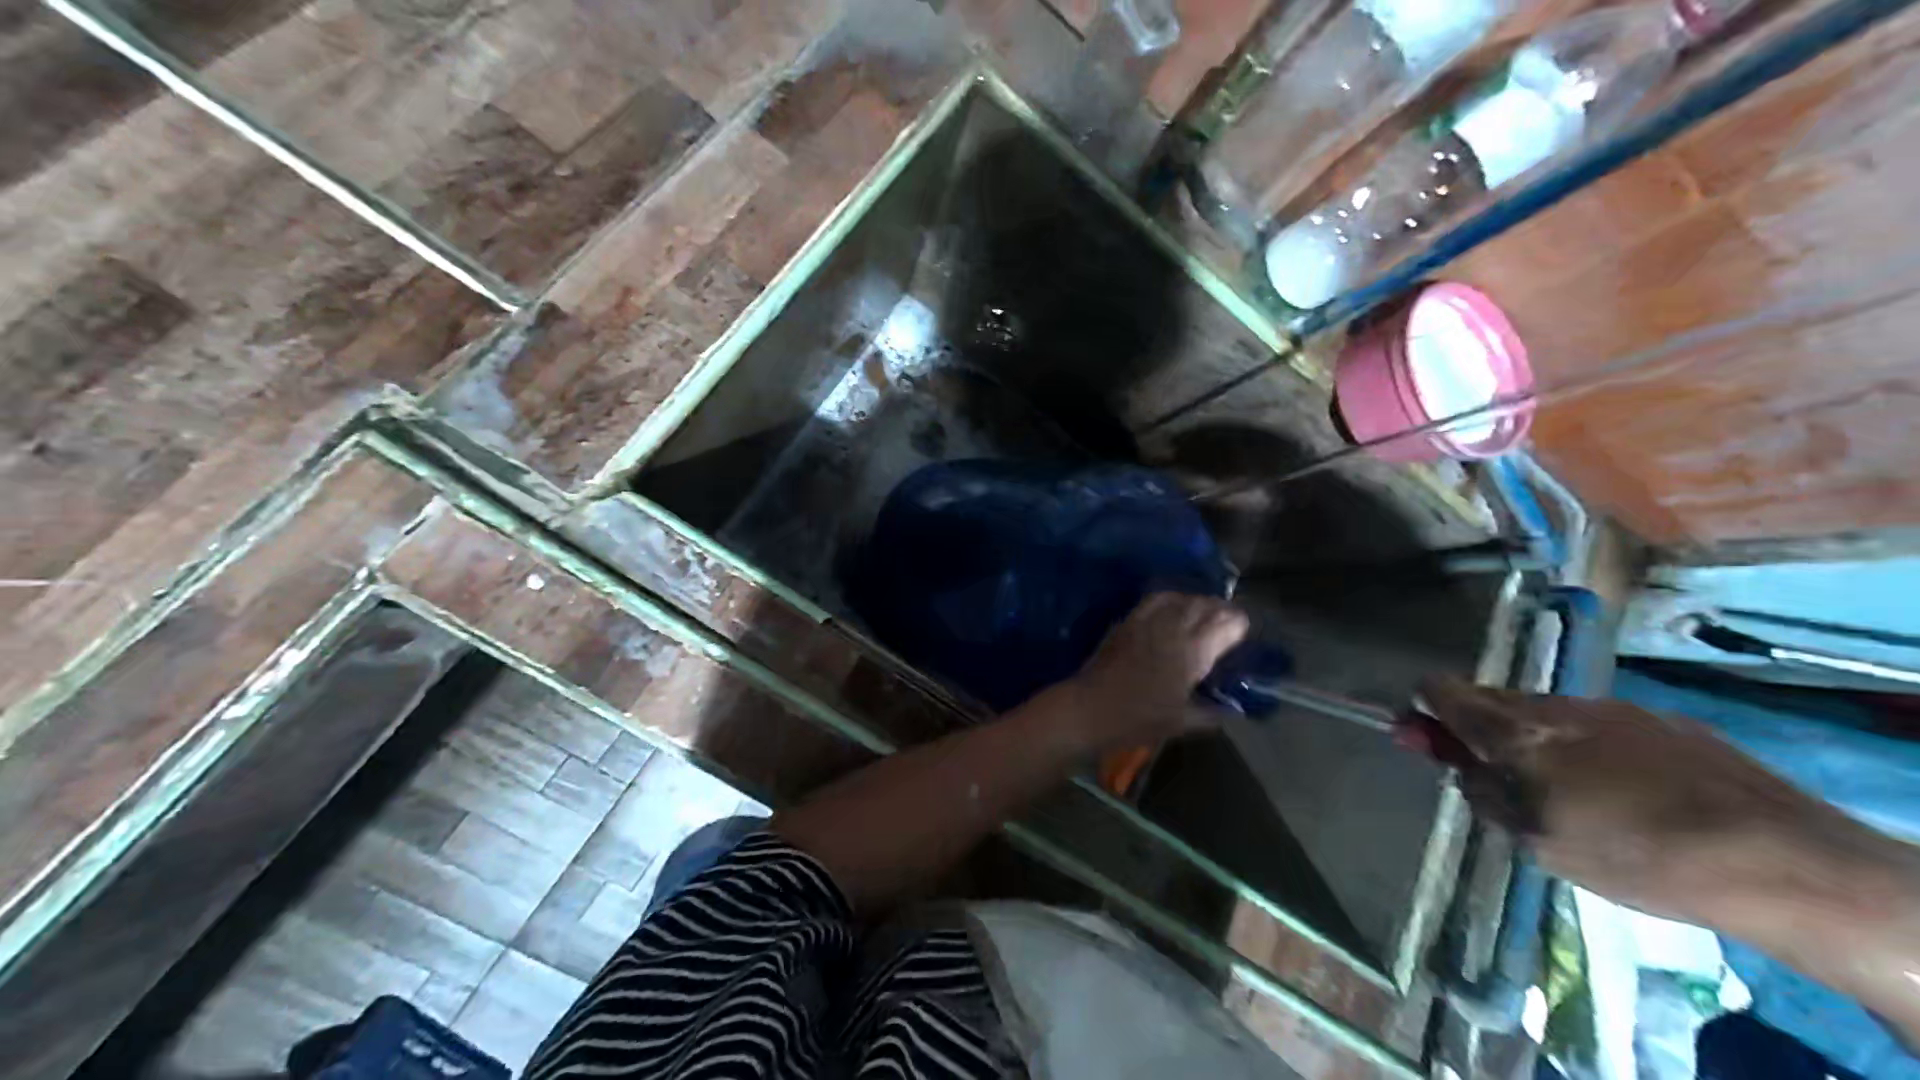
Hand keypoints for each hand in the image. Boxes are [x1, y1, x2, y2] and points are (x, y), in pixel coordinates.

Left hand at [1062, 593, 1248, 753]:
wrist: (1089, 707)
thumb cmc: (1138, 719)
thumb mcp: (1182, 722)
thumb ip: (1212, 714)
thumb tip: (1232, 711)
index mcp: (1193, 651)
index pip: (1227, 623)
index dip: (1238, 626)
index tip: (1242, 635)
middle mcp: (1174, 628)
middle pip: (1206, 606)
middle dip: (1222, 611)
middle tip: (1229, 624)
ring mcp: (1149, 620)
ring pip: (1183, 598)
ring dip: (1199, 602)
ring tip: (1205, 613)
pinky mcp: (1128, 620)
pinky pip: (1156, 599)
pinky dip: (1172, 598)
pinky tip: (1175, 607)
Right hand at [1411, 678, 1897, 932]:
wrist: (1783, 862)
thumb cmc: (1632, 854)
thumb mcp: (1533, 838)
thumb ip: (1481, 791)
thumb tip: (1454, 762)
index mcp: (1514, 728)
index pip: (1440, 690)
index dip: (1423, 711)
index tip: (1424, 740)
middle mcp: (1556, 704)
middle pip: (1492, 699)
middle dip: (1479, 729)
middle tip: (1493, 775)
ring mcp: (1616, 709)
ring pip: (1549, 713)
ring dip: (1537, 739)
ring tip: (1568, 792)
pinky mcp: (1669, 723)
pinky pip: (1601, 726)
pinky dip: (1591, 748)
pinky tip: (1626, 791)